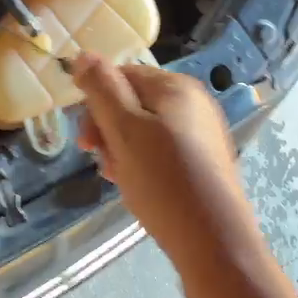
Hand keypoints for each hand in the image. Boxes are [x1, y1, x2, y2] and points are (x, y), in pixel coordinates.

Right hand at [70, 55, 261, 272]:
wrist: (214, 242)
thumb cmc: (163, 180)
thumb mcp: (123, 129)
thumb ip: (101, 88)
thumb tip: (83, 55)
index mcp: (176, 86)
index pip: (120, 76)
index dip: (96, 104)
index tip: (86, 141)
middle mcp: (194, 102)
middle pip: (132, 102)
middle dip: (109, 130)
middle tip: (101, 162)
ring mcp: (202, 133)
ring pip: (144, 129)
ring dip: (122, 150)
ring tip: (120, 179)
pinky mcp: (204, 162)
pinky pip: (162, 150)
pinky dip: (143, 163)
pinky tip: (138, 187)